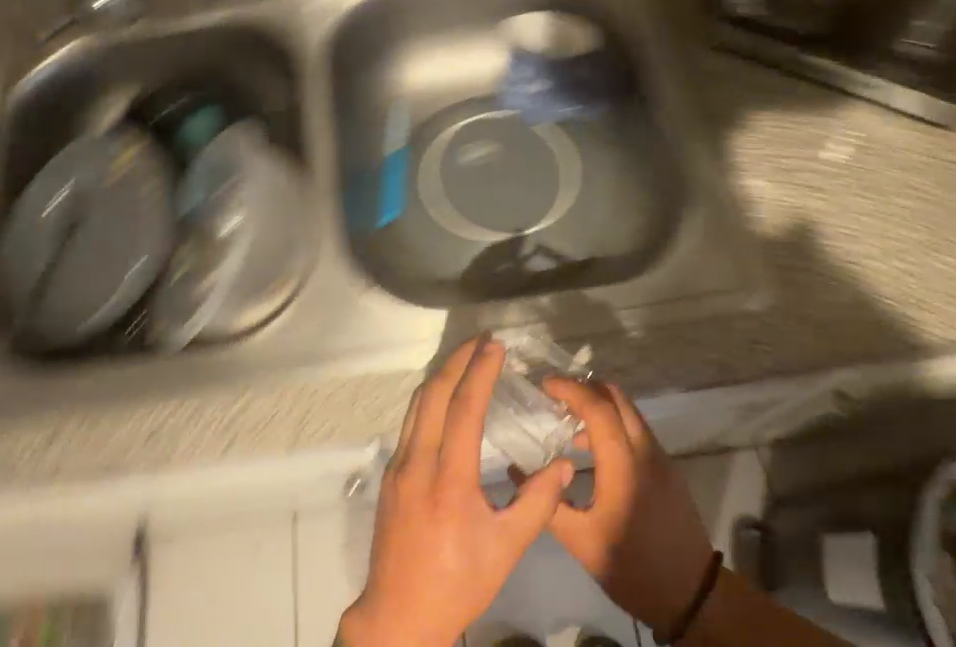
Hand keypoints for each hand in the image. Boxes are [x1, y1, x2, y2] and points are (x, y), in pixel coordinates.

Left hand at [339, 336, 576, 646]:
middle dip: (457, 361)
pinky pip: (410, 424)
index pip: (464, 409)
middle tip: (482, 341)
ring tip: (466, 360)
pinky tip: (446, 401)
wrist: (399, 614)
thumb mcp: (506, 548)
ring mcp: (398, 468)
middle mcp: (417, 463)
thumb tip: (566, 464)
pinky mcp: (390, 477)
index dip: (481, 372)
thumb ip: (537, 503)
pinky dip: (430, 400)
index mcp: (448, 479)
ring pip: (416, 406)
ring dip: (441, 377)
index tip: (495, 346)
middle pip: (433, 395)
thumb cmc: (459, 582)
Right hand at [543, 378, 715, 631]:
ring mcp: (661, 459)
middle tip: (556, 396)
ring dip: (601, 406)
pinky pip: (638, 432)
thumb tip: (515, 471)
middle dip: (585, 388)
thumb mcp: (580, 541)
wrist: (690, 593)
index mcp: (623, 466)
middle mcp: (646, 452)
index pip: (597, 408)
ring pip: (630, 412)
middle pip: (617, 398)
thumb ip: (547, 503)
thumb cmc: (631, 567)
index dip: (570, 389)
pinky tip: (594, 451)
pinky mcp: (668, 470)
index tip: (544, 385)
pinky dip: (614, 425)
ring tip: (569, 424)